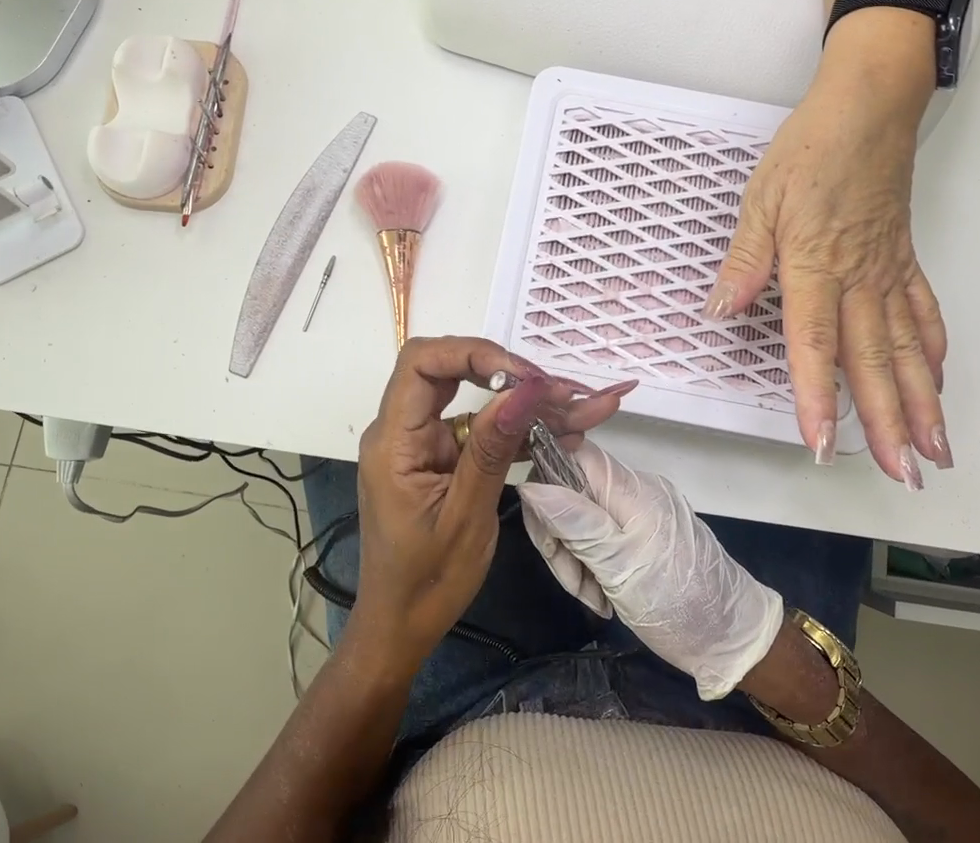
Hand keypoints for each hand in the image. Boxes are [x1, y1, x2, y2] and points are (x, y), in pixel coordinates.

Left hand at [351, 338, 627, 667]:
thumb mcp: (467, 516)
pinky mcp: (444, 461)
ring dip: (527, 405)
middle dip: (510, 373)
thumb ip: (493, 448)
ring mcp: (426, 446)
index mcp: (395, 441)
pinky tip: (566, 435)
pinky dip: (521, 432)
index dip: (473, 352)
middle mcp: (404, 432)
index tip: (525, 375)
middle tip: (561, 391)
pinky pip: (483, 432)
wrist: (402, 627)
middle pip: (451, 372)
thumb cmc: (426, 581)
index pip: (422, 364)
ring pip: (476, 402)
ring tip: (584, 409)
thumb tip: (525, 389)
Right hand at [518, 440, 782, 699]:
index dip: (546, 481)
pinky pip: (602, 537)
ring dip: (576, 558)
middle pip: (571, 490)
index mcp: (631, 489)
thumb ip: (575, 521)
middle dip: (559, 536)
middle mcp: (636, 490)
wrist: (731, 639)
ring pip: (582, 519)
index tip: (544, 530)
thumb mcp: (618, 566)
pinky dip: (594, 564)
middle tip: (572, 582)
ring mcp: (642, 513)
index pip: (572, 453)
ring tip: (592, 597)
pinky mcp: (646, 535)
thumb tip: (529, 483)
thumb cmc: (676, 602)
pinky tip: (603, 596)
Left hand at [708, 26, 949, 487]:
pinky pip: (924, 312)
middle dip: (888, 423)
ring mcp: (889, 272)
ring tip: (936, 451)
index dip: (817, 397)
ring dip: (923, 402)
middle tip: (904, 475)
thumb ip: (745, 261)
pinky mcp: (905, 258)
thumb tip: (719, 311)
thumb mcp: (760, 200)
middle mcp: (859, 279)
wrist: (869, 105)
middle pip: (873, 361)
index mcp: (815, 266)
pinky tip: (940, 381)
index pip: (815, 344)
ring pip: (909, 347)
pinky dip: (933, 351)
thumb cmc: (809, 149)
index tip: (823, 444)